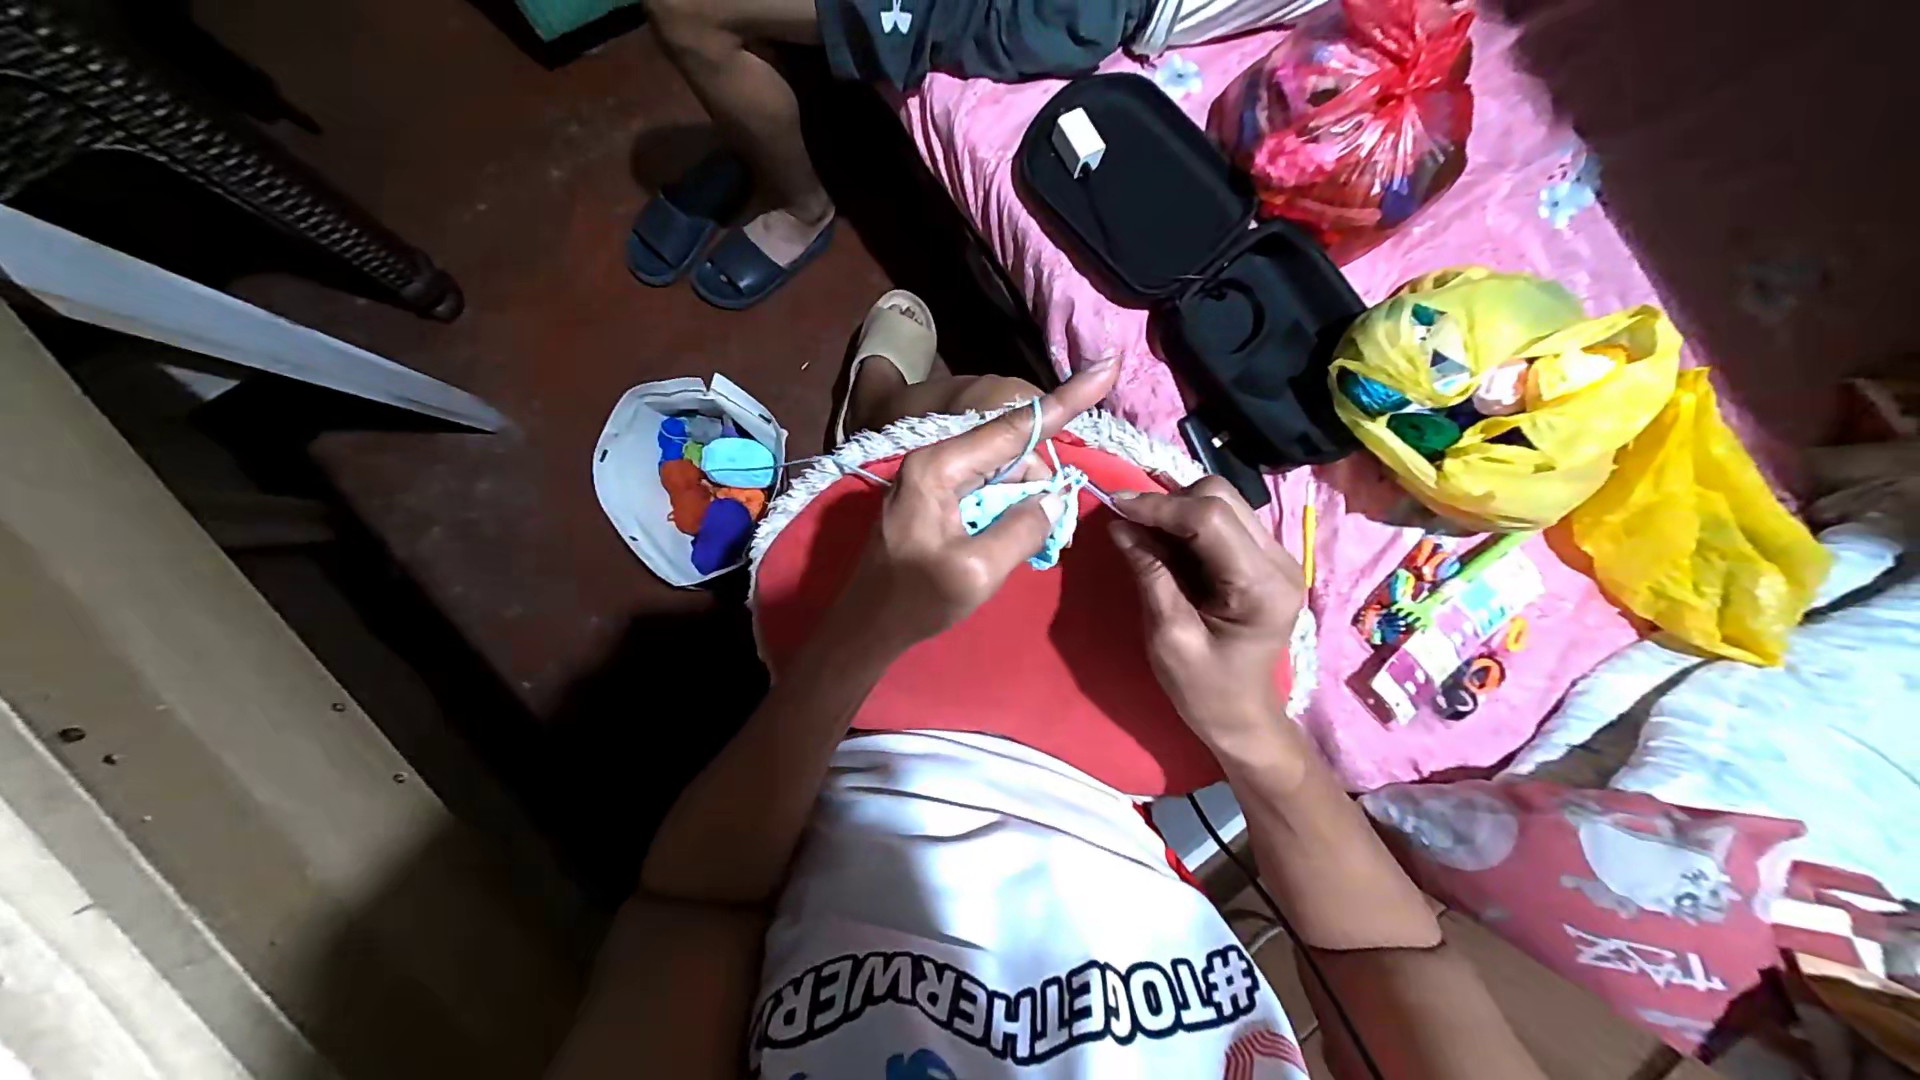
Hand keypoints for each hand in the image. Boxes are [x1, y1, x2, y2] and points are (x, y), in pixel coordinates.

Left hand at [833, 361, 1120, 652]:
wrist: (868, 625)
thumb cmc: (915, 599)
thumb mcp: (976, 571)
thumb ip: (1022, 530)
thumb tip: (1052, 500)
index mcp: (939, 467)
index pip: (1014, 427)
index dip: (1065, 399)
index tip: (1105, 364)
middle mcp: (935, 460)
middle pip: (1012, 451)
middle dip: (1041, 483)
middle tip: (1049, 532)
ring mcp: (933, 478)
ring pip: (1002, 472)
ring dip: (1024, 503)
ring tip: (1025, 544)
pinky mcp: (936, 497)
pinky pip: (986, 490)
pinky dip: (1007, 511)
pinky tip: (1006, 541)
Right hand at [1108, 477, 1304, 761]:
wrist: (1241, 716)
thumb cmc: (1204, 688)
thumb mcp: (1168, 635)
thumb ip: (1149, 574)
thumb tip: (1119, 524)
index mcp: (1261, 586)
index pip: (1210, 518)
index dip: (1159, 506)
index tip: (1114, 507)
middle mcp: (1278, 560)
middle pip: (1220, 497)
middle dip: (1169, 503)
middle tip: (1130, 525)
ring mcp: (1275, 555)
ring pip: (1221, 500)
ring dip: (1176, 509)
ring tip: (1144, 534)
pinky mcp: (1261, 557)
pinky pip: (1221, 519)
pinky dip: (1186, 522)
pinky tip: (1165, 543)